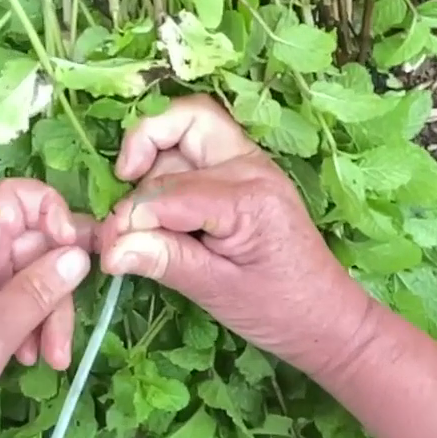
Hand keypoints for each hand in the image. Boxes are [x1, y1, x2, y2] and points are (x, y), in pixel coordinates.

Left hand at [0, 179, 92, 437]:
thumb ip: (38, 290)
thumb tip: (79, 255)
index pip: (15, 197)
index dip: (51, 211)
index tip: (74, 250)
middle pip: (33, 245)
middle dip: (58, 284)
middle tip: (68, 331)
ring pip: (31, 281)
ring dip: (50, 316)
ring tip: (53, 359)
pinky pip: (17, 310)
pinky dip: (32, 331)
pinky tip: (32, 362)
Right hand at [96, 95, 377, 383]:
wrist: (327, 317)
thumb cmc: (278, 311)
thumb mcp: (216, 291)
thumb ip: (163, 260)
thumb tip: (109, 250)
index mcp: (248, 198)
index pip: (170, 190)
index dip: (131, 216)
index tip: (109, 247)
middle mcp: (250, 167)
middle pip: (186, 120)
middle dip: (144, 145)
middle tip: (121, 181)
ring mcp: (248, 164)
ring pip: (186, 130)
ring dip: (155, 157)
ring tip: (141, 205)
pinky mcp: (242, 172)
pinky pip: (196, 150)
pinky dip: (168, 166)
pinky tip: (159, 204)